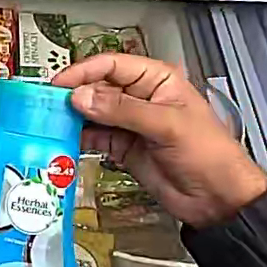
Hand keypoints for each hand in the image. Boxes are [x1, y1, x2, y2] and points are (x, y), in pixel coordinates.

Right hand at [52, 53, 266, 227]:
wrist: (219, 201)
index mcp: (156, 80)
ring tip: (50, 123)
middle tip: (47, 105)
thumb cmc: (208, 154)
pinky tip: (65, 141)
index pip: (112, 65)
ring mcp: (129, 123)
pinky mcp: (123, 148)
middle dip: (74, 95)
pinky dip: (79, 138)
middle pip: (97, 87)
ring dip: (72, 117)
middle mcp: (140, 97)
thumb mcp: (167, 125)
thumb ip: (123, 110)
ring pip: (92, 112)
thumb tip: (82, 96)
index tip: (60, 84)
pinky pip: (94, 137)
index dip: (84, 72)